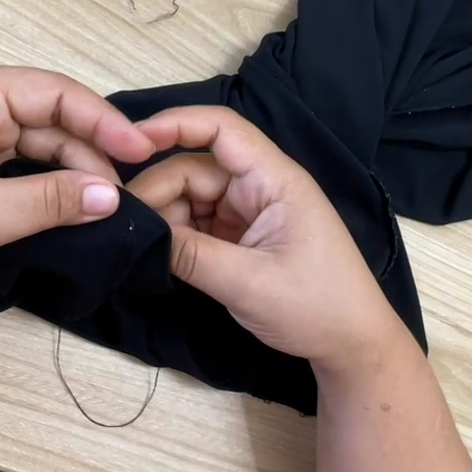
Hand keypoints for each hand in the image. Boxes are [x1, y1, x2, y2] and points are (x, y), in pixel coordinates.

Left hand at [0, 64, 155, 288]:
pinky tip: (76, 207)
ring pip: (43, 144)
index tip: (140, 152)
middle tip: (125, 196)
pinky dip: (51, 185)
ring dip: (74, 173)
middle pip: (53, 118)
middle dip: (91, 154)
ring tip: (106, 207)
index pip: (53, 94)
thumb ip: (49, 201)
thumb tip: (111, 197)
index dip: (103, 121)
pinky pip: (25, 164)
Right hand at [127, 106, 411, 371]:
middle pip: (195, 168)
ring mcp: (249, 213)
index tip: (129, 144)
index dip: (174, 125)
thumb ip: (189, 254)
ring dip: (163, 216)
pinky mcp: (241, 238)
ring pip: (191, 197)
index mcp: (274, 180)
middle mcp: (259, 187)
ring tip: (134, 244)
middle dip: (157, 189)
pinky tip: (153, 252)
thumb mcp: (248, 283)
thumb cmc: (316, 306)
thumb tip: (133, 232)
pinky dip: (175, 235)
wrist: (352, 346)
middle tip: (120, 223)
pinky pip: (198, 224)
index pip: (222, 129)